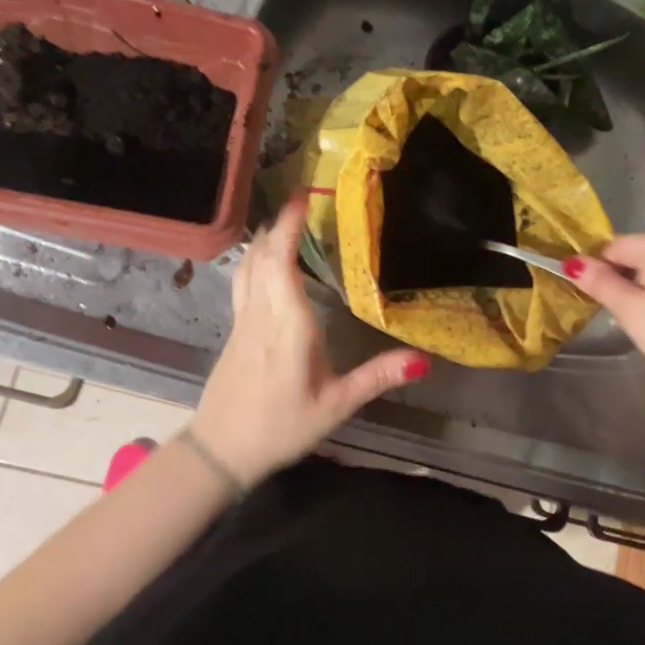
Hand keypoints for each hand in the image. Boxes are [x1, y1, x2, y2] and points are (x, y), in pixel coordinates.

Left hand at [193, 199, 429, 485]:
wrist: (221, 451)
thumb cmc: (280, 427)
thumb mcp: (335, 406)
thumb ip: (377, 377)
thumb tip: (424, 359)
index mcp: (287, 325)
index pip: (281, 261)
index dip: (288, 224)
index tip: (302, 194)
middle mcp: (260, 314)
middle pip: (261, 254)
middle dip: (278, 223)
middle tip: (302, 199)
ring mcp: (242, 320)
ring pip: (247, 265)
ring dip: (264, 239)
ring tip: (287, 222)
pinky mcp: (235, 330)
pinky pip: (244, 281)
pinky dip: (256, 260)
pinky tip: (270, 264)